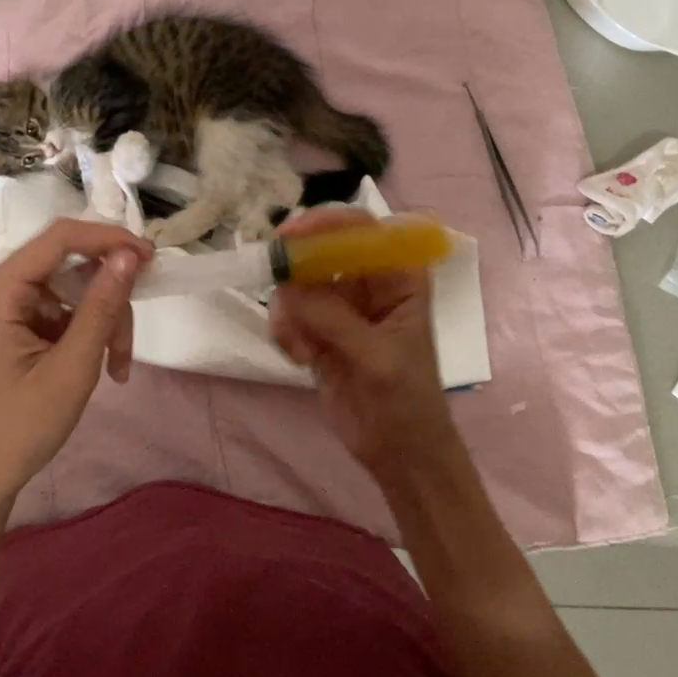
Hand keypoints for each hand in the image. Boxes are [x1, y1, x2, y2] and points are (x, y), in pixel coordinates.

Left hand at [0, 219, 151, 511]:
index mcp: (2, 287)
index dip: (109, 238)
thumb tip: (130, 255)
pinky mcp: (28, 324)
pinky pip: (74, 311)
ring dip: (108, 322)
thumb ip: (101, 306)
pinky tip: (108, 368)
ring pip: (81, 289)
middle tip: (131, 336)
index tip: (150, 258)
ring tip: (118, 368)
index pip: (62, 237)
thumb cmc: (22, 424)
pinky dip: (96, 334)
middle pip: (75, 263)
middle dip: (111, 298)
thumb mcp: (72, 366)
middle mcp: (6, 285)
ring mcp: (17, 305)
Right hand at [269, 209, 457, 471]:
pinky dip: (285, 330)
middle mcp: (368, 283)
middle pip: (322, 248)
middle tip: (271, 275)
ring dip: (288, 307)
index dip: (327, 223)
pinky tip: (298, 358)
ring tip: (298, 345)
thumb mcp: (376, 358)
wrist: (400, 453)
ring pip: (298, 281)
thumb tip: (287, 288)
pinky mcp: (318, 330)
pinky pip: (289, 313)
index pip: (363, 230)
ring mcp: (341, 307)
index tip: (291, 234)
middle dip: (295, 263)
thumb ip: (333, 320)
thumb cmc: (407, 401)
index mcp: (399, 277)